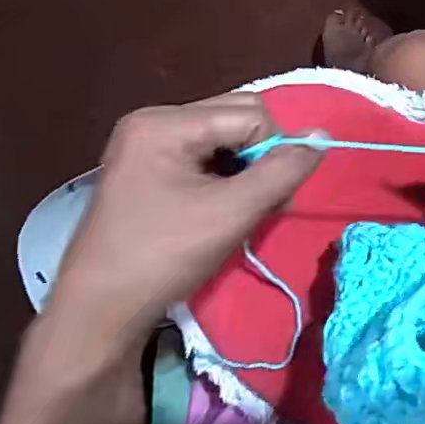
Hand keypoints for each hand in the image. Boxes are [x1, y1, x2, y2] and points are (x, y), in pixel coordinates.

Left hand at [45, 95, 321, 353]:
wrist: (101, 309)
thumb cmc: (165, 256)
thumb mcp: (233, 212)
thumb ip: (283, 171)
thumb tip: (323, 138)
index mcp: (165, 123)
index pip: (252, 114)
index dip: (275, 151)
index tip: (271, 198)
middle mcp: (154, 120)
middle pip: (238, 118)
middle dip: (262, 157)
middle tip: (263, 202)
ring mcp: (148, 142)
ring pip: (227, 137)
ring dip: (247, 170)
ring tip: (242, 210)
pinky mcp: (149, 165)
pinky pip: (207, 154)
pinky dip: (227, 177)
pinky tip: (222, 208)